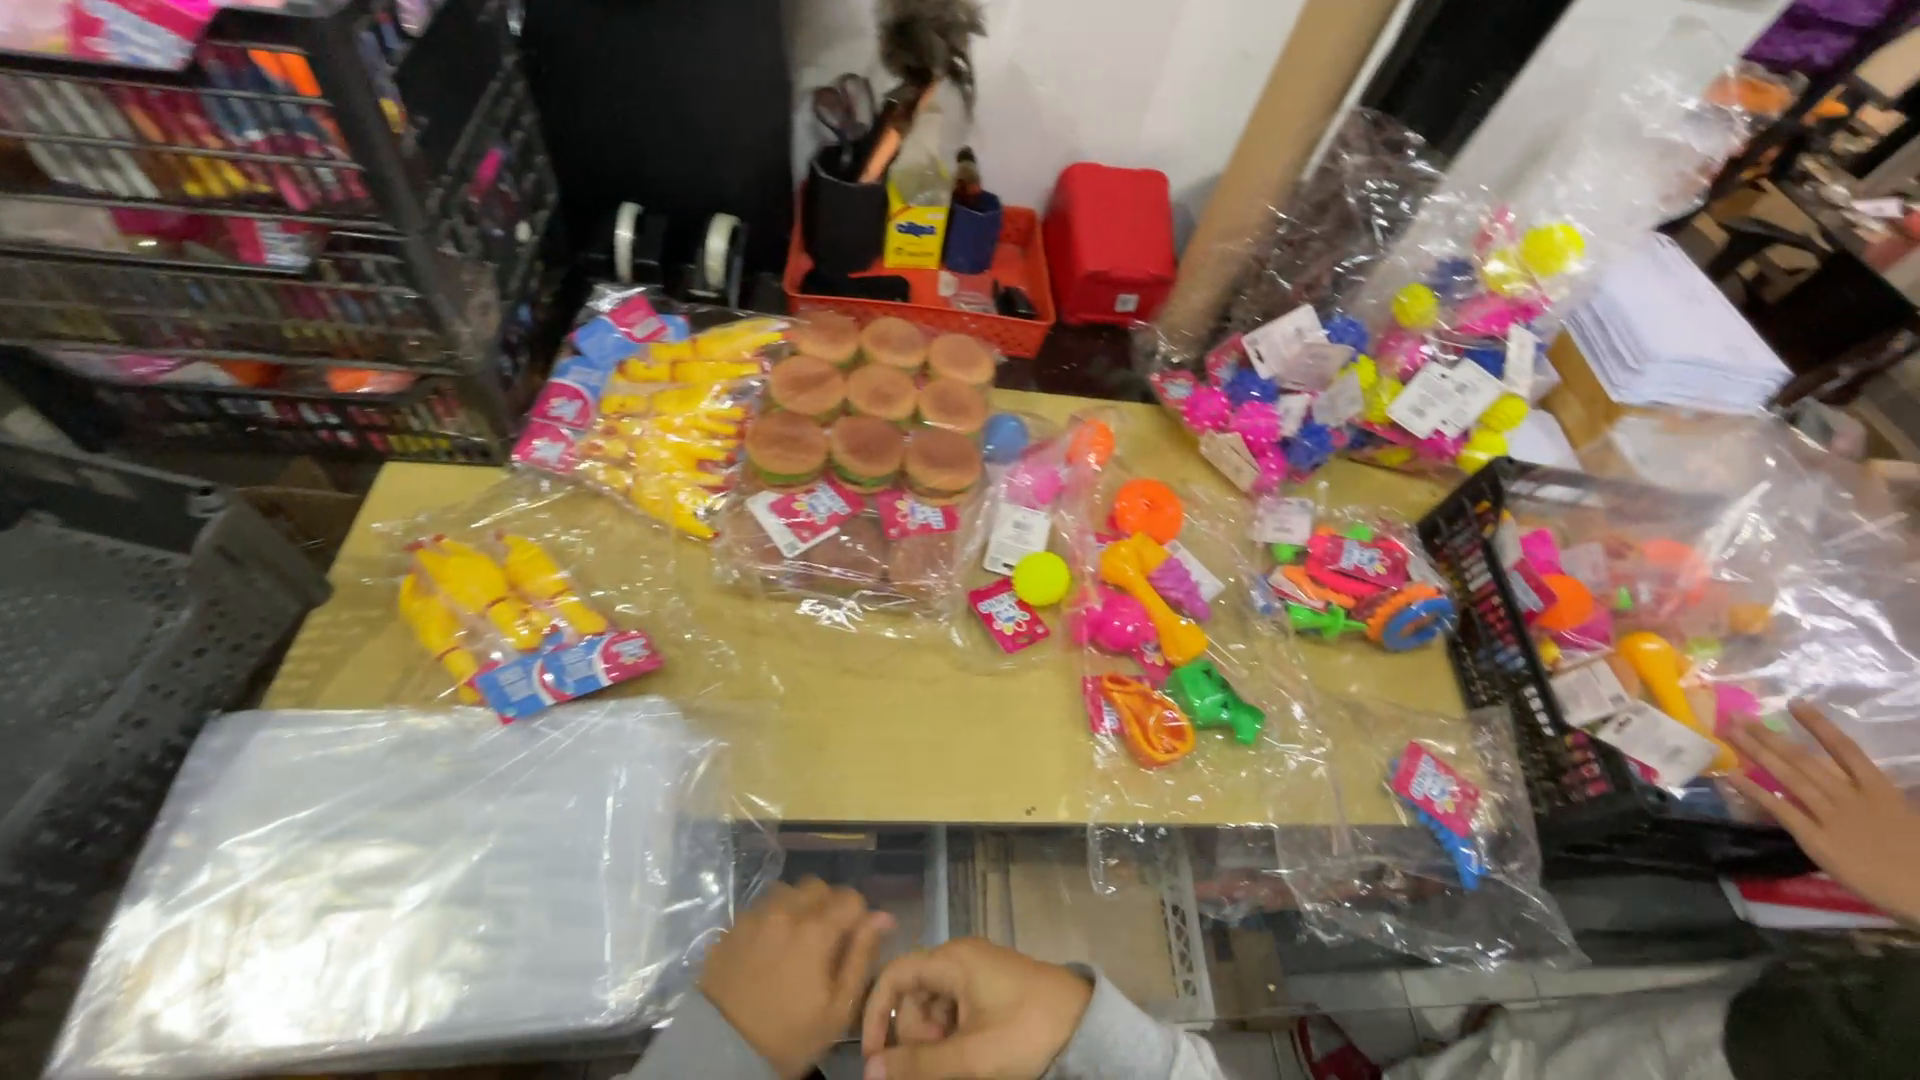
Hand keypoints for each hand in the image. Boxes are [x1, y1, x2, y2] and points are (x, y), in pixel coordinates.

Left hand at [701, 878, 894, 1079]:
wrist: (722, 1052)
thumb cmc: (789, 1036)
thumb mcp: (838, 1008)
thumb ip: (862, 956)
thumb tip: (882, 918)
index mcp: (816, 930)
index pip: (850, 897)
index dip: (858, 916)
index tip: (852, 941)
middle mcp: (785, 912)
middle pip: (818, 887)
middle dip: (828, 906)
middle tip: (826, 940)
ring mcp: (755, 916)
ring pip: (787, 891)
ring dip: (799, 906)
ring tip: (796, 939)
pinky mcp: (732, 927)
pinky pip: (761, 906)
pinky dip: (773, 916)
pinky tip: (770, 947)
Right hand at [860, 938, 1092, 1079]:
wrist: (1090, 1030)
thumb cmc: (1027, 1033)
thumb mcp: (971, 1056)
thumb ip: (919, 1064)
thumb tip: (870, 1073)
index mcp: (953, 960)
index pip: (895, 975)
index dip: (877, 1014)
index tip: (876, 1059)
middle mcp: (962, 958)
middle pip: (915, 996)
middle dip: (916, 1036)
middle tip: (942, 1066)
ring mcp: (980, 973)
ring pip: (937, 1009)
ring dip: (938, 1041)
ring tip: (962, 1065)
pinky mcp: (996, 991)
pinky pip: (960, 1013)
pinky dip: (957, 1038)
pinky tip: (972, 1060)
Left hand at [1729, 701, 1919, 924]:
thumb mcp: (1911, 816)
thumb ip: (1894, 795)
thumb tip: (1877, 776)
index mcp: (1882, 791)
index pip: (1846, 749)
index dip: (1819, 725)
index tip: (1796, 703)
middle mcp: (1852, 798)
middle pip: (1804, 759)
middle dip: (1768, 735)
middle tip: (1736, 715)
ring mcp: (1831, 817)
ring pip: (1788, 777)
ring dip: (1756, 753)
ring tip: (1730, 733)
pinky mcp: (1814, 839)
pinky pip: (1779, 809)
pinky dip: (1752, 790)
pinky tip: (1729, 775)